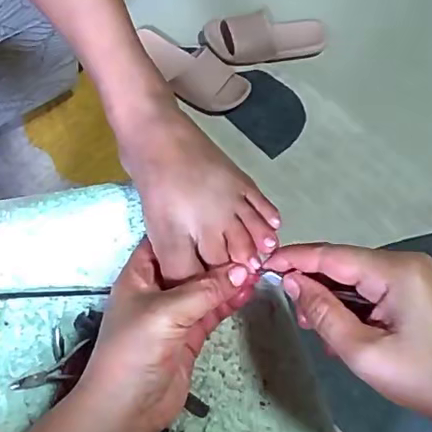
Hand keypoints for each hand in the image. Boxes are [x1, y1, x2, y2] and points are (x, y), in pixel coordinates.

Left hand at [74, 239, 254, 431]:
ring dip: (227, 280)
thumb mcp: (166, 312)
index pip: (165, 241)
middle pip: (189, 264)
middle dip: (216, 255)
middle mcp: (156, 290)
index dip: (189, 230)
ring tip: (256, 267)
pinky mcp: (189, 335)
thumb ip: (205, 290)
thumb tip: (242, 270)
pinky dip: (229, 301)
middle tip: (249, 244)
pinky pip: (212, 311)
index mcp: (139, 275)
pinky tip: (248, 291)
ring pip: (204, 289)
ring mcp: (173, 314)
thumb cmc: (133, 350)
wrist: (126, 407)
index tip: (220, 219)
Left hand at [120, 107, 281, 278]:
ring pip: (255, 228)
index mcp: (209, 239)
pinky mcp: (239, 179)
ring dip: (261, 243)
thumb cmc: (157, 191)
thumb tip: (192, 288)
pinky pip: (261, 202)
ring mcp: (237, 198)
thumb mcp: (161, 236)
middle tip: (251, 273)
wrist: (160, 138)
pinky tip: (274, 223)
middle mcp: (230, 222)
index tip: (226, 292)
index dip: (222, 282)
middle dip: (245, 265)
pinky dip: (269, 215)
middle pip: (242, 251)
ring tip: (266, 252)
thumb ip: (179, 266)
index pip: (220, 270)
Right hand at [265, 243, 431, 428]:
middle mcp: (405, 264)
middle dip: (312, 282)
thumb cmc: (424, 378)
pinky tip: (338, 330)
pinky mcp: (417, 294)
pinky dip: (351, 306)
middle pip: (344, 265)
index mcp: (396, 270)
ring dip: (331, 298)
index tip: (261, 265)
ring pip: (357, 279)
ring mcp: (415, 278)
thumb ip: (322, 312)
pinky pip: (373, 291)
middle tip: (287, 309)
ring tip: (311, 326)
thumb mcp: (362, 351)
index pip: (331, 255)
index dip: (294, 258)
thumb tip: (292, 281)